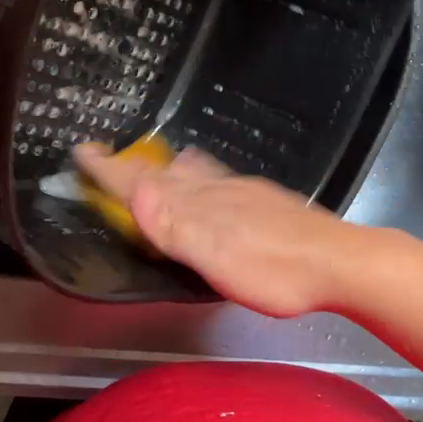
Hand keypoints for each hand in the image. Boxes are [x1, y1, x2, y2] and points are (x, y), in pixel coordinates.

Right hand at [74, 144, 363, 317]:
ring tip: (150, 162)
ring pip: (191, 173)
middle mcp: (215, 190)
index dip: (110, 172)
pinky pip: (215, 177)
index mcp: (198, 205)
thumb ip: (174, 227)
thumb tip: (134, 192)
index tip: (81, 152)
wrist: (340, 261)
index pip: (143, 184)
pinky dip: (197, 173)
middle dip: (130, 165)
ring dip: (163, 167)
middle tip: (105, 157)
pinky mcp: (263, 200)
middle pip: (163, 173)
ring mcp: (242, 192)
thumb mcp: (216, 257)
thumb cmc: (274, 269)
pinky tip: (210, 178)